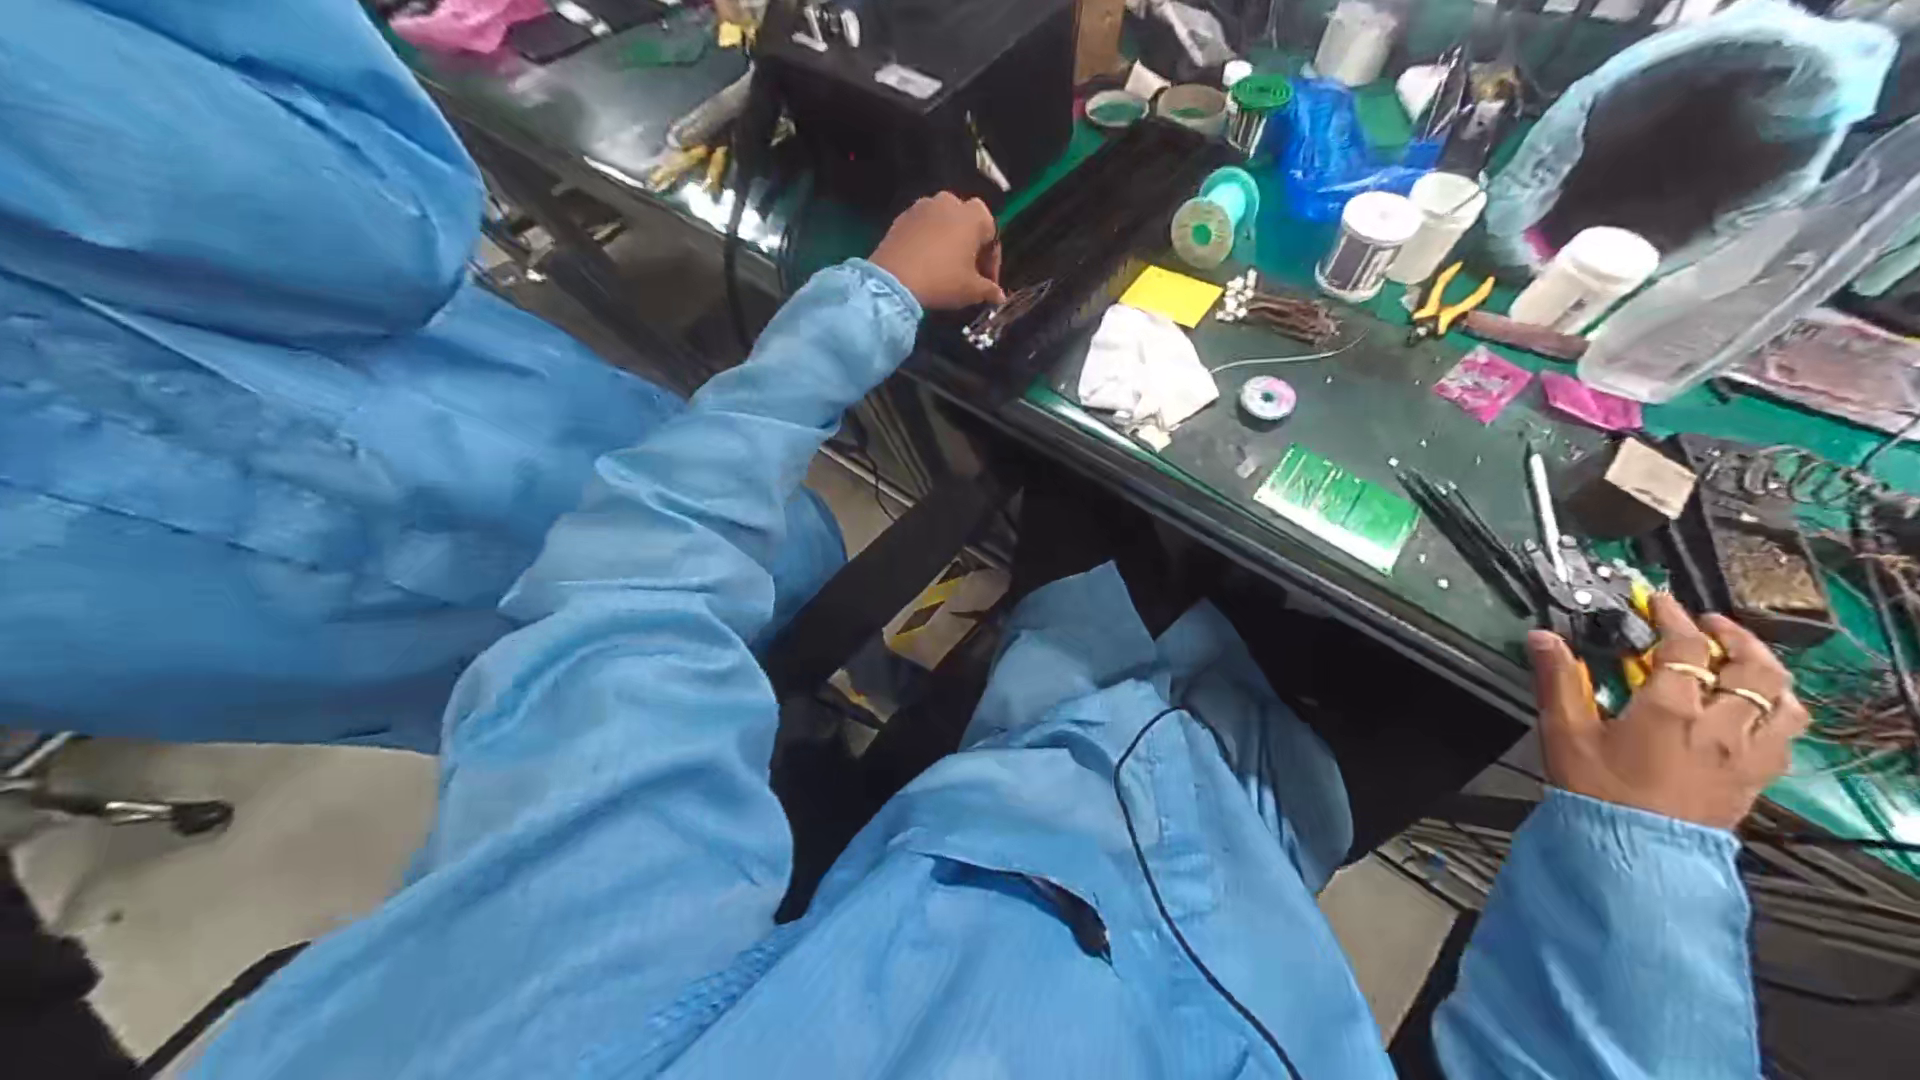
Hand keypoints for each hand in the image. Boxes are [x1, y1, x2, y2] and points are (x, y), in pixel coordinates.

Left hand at [869, 192, 1004, 310]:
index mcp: (975, 215)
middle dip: (971, 248)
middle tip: (968, 274)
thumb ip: (989, 290)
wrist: (893, 280)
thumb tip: (999, 296)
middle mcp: (951, 201)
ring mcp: (924, 205)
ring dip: (949, 242)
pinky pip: (923, 227)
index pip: (992, 238)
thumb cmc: (942, 280)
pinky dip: (929, 241)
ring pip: (944, 223)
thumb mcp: (971, 290)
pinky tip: (926, 262)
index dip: (992, 264)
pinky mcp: (902, 216)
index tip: (988, 285)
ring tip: (946, 267)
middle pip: (968, 225)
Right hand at [1528, 593, 1809, 829]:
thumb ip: (1558, 679)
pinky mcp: (1759, 775)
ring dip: (1765, 670)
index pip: (1686, 648)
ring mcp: (1748, 752)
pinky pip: (1787, 731)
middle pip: (1755, 668)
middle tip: (1709, 623)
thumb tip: (1542, 637)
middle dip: (1735, 637)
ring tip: (1740, 659)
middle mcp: (1721, 726)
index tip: (1659, 602)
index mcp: (1670, 709)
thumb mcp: (1564, 730)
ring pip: (1784, 699)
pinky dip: (1776, 706)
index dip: (1673, 618)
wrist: (1634, 847)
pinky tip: (1752, 707)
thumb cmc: (1595, 786)